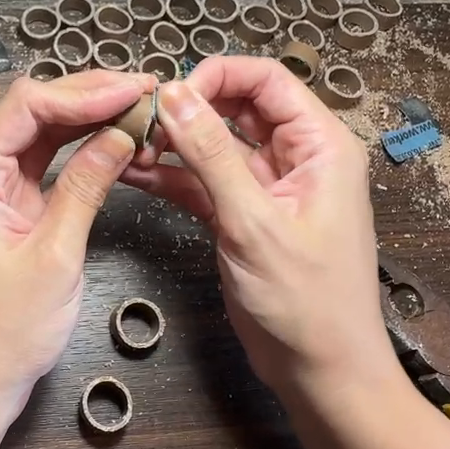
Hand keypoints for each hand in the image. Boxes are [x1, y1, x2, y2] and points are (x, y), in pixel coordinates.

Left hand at [0, 70, 155, 403]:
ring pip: (40, 132)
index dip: (82, 92)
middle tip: (145, 93)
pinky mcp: (4, 203)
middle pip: (32, 110)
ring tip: (138, 110)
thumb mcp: (55, 255)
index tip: (133, 91)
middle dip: (88, 97)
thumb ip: (86, 187)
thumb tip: (121, 135)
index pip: (26, 105)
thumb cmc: (2, 330)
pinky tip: (112, 140)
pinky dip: (78, 149)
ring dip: (87, 118)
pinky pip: (42, 161)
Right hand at [121, 57, 395, 397]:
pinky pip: (202, 181)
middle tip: (140, 121)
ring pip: (213, 143)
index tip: (169, 92)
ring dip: (172, 142)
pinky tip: (134, 173)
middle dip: (187, 108)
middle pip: (235, 106)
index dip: (216, 76)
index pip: (267, 80)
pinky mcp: (241, 215)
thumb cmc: (309, 303)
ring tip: (128, 145)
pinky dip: (170, 176)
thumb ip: (211, 155)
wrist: (321, 373)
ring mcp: (265, 187)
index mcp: (320, 146)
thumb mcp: (255, 223)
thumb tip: (174, 94)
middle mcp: (295, 157)